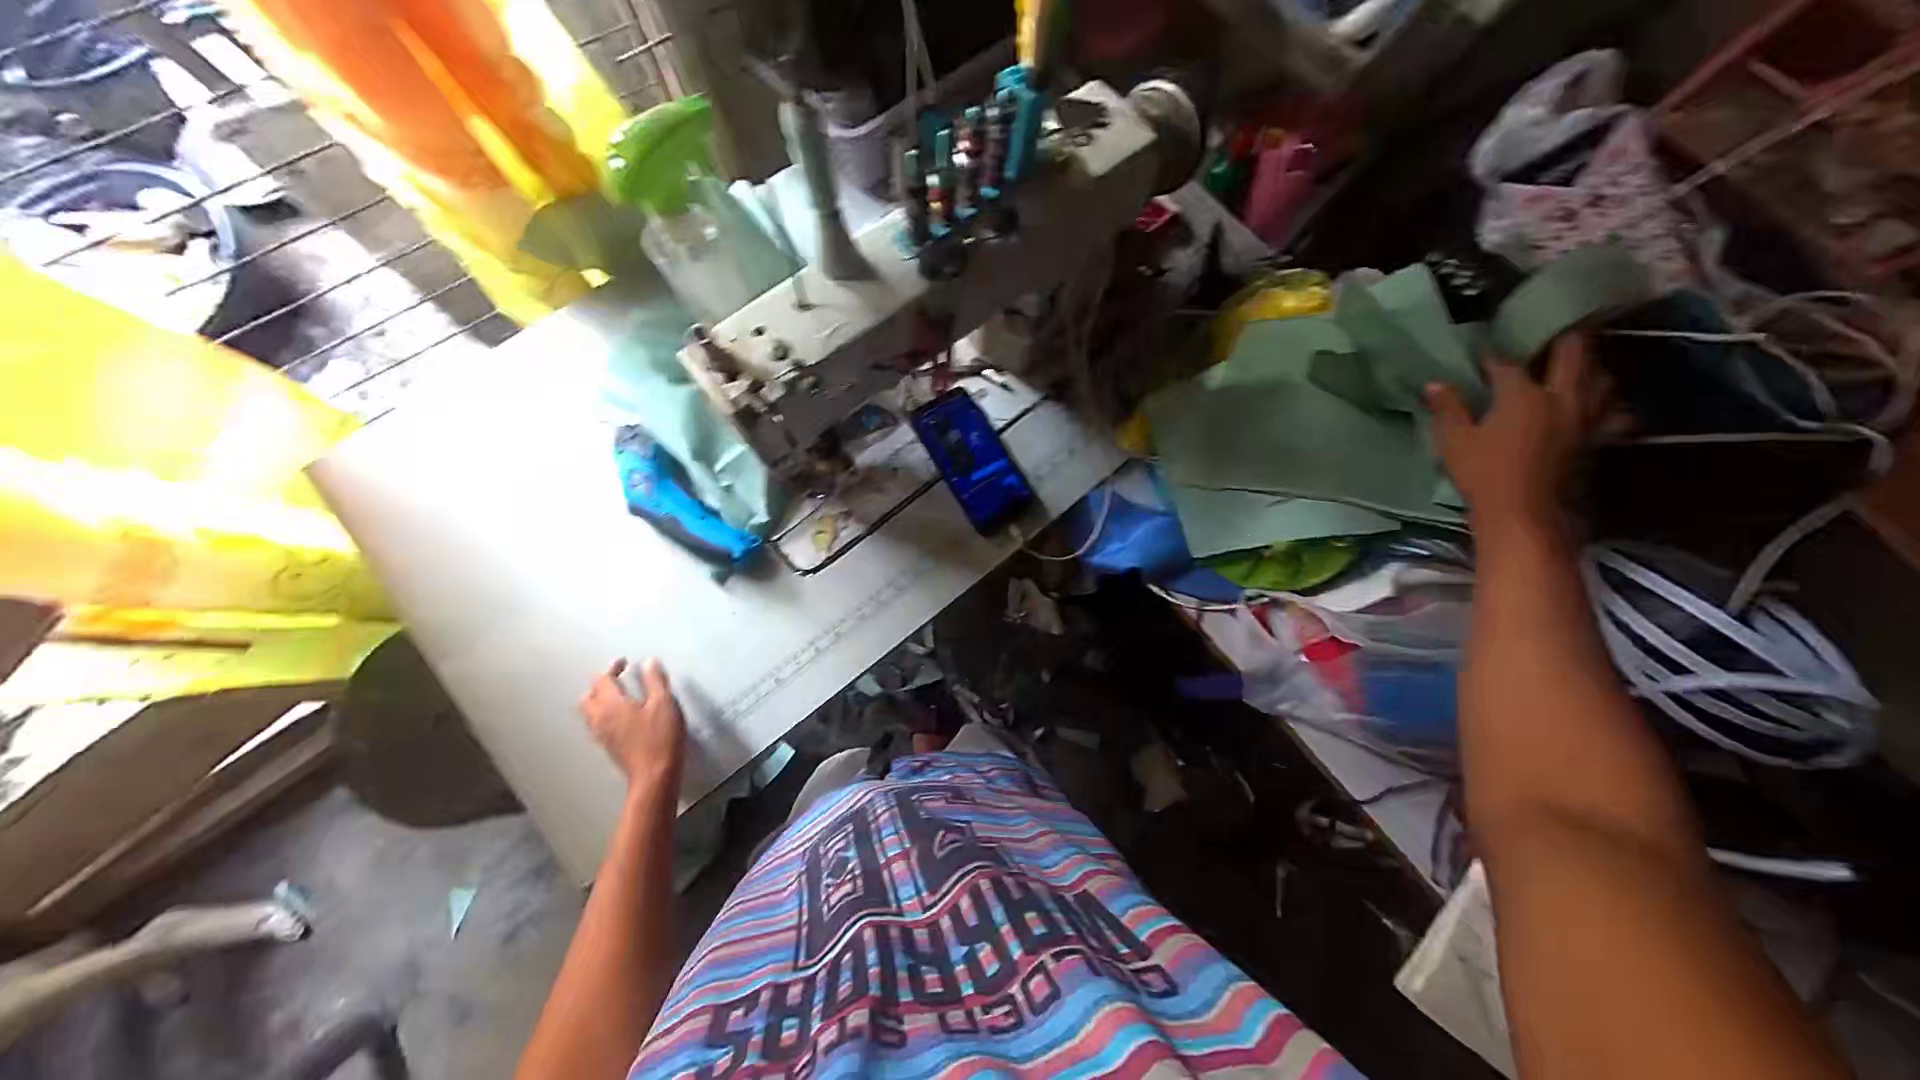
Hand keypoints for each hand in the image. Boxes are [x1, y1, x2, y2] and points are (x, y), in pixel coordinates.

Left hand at [579, 658, 684, 790]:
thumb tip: (649, 662)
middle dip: (601, 684)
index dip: (612, 667)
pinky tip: (622, 715)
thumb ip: (655, 680)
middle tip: (617, 677)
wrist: (654, 775)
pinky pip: (597, 723)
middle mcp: (600, 717)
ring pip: (590, 711)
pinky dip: (604, 712)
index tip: (624, 662)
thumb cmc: (659, 738)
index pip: (602, 679)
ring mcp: (601, 734)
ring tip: (619, 694)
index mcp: (611, 704)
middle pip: (589, 696)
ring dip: (600, 698)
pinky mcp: (608, 745)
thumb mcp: (664, 703)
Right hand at [1425, 332, 1605, 535]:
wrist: (1525, 516)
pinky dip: (1604, 400)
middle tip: (1551, 332)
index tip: (1482, 356)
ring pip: (1601, 376)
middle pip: (1574, 352)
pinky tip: (1594, 404)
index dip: (1494, 358)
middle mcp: (1563, 397)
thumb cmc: (1484, 476)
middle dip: (1562, 338)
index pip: (1508, 365)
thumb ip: (1448, 409)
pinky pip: (1611, 408)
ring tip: (1573, 364)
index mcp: (1524, 395)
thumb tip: (1434, 384)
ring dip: (1588, 365)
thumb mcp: (1455, 442)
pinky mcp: (1598, 438)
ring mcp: (1587, 417)